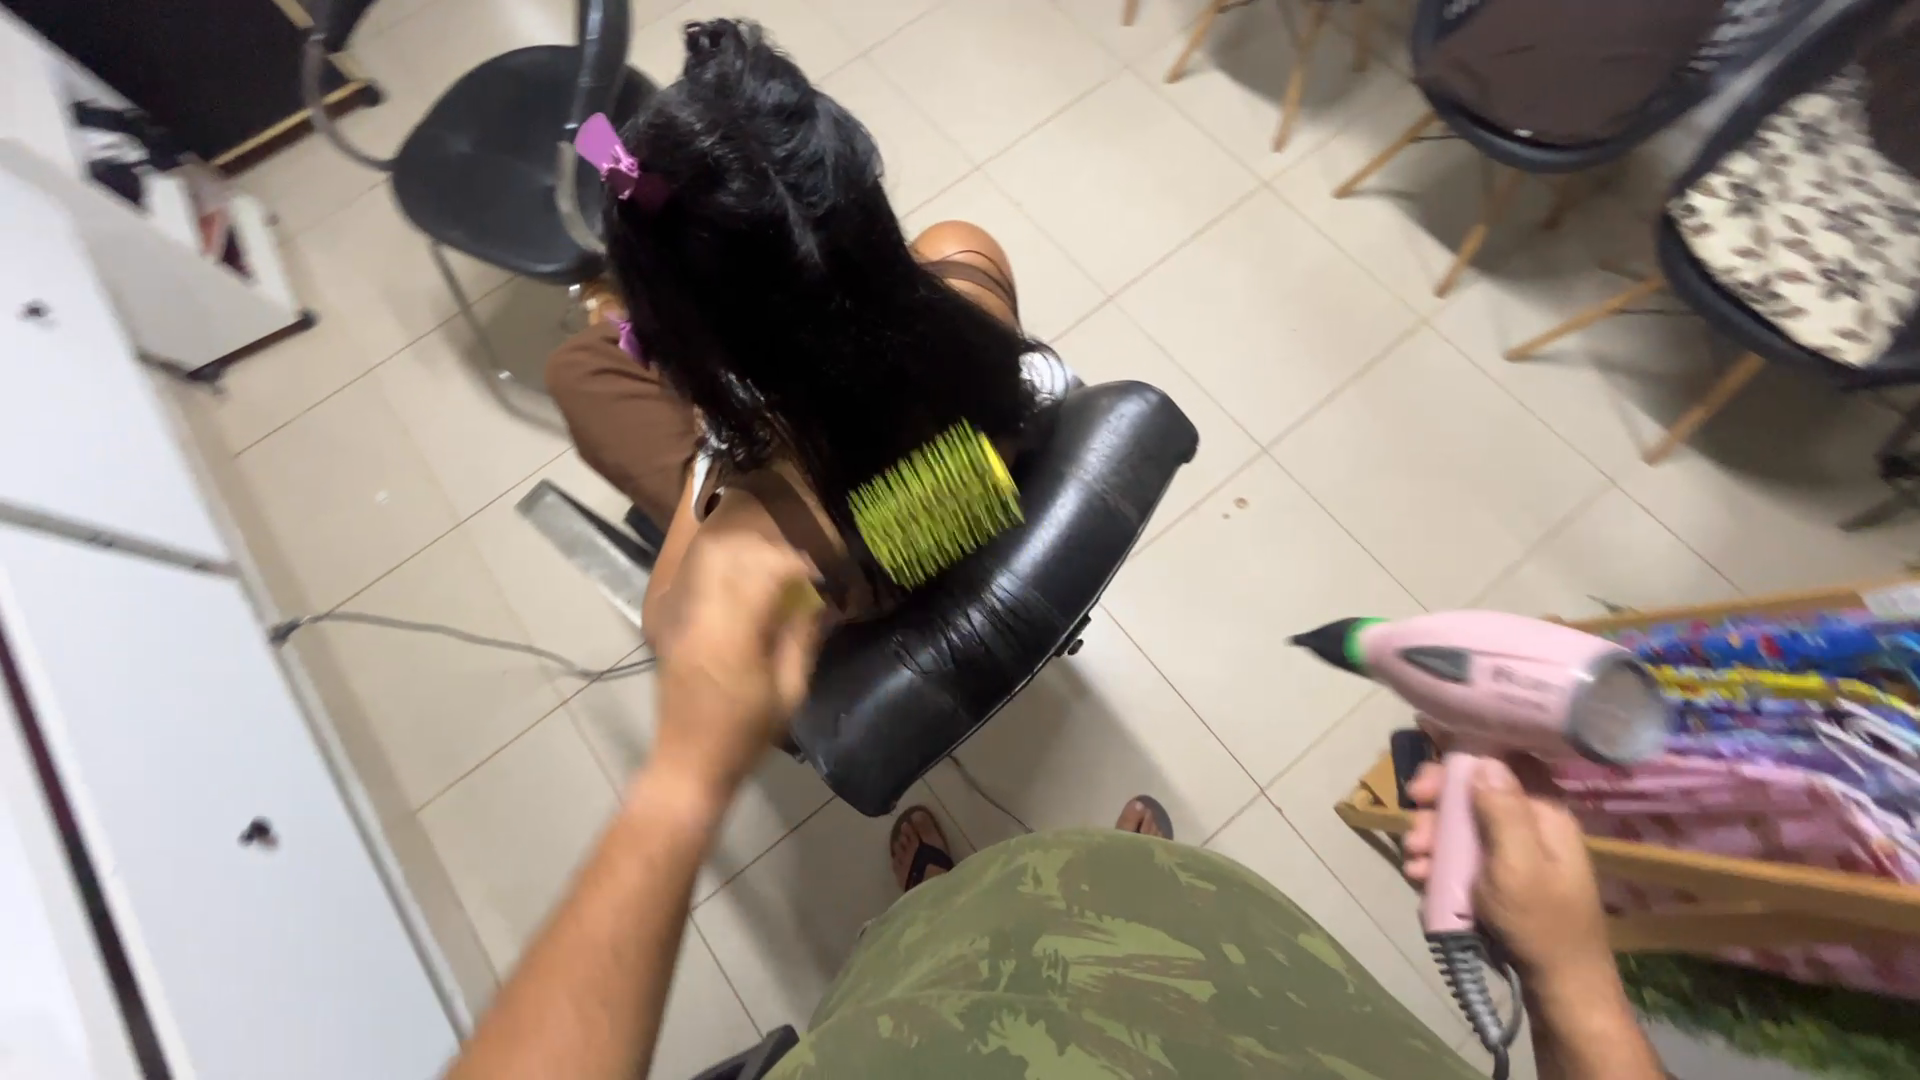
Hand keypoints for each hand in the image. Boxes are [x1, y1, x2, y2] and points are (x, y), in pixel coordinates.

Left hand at [647, 531, 824, 798]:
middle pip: (731, 555)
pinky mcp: (675, 626)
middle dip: (770, 553)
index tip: (820, 575)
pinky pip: (700, 580)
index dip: (796, 564)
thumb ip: (803, 638)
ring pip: (710, 561)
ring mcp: (682, 619)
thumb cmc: (746, 735)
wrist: (689, 765)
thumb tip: (820, 602)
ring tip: (773, 575)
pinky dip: (728, 573)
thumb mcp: (790, 692)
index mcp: (733, 635)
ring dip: (746, 557)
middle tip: (797, 571)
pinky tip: (749, 591)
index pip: (764, 574)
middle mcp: (702, 617)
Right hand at [1403, 756, 1614, 993]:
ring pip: (1454, 823)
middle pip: (1467, 793)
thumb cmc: (1540, 922)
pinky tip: (1421, 877)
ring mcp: (1507, 849)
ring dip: (1427, 838)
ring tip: (1416, 864)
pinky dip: (1433, 861)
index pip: (1498, 764)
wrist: (1557, 985)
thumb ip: (1503, 811)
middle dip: (1434, 808)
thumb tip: (1485, 760)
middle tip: (1414, 825)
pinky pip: (1454, 852)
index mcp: (1542, 814)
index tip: (1426, 786)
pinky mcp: (1491, 872)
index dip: (1458, 765)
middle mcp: (1526, 824)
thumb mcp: (1519, 865)